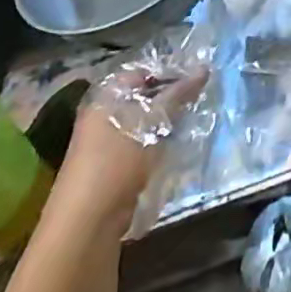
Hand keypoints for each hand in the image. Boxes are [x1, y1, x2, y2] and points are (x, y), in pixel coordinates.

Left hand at [58, 63, 208, 213]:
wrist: (86, 222)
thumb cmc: (117, 161)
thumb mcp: (152, 121)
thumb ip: (179, 94)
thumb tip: (204, 69)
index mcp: (105, 97)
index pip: (143, 72)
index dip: (171, 73)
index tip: (198, 80)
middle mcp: (103, 115)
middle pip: (144, 97)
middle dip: (172, 99)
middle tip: (200, 100)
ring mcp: (106, 142)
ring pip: (145, 121)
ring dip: (168, 122)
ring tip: (194, 121)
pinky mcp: (113, 166)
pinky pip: (142, 143)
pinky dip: (159, 142)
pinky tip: (177, 147)